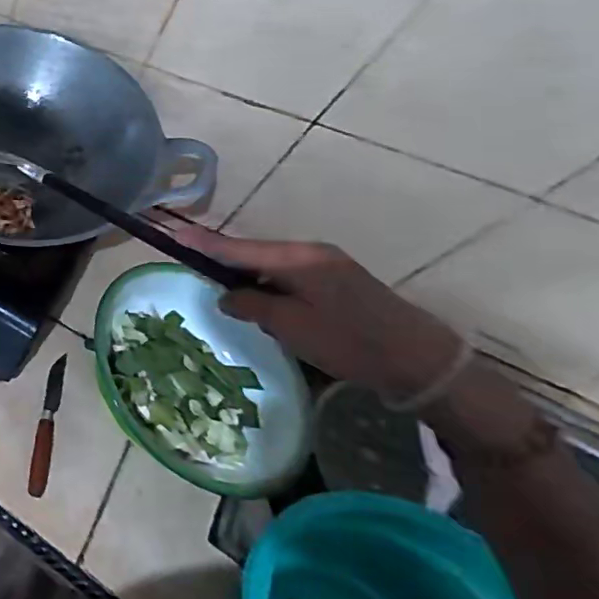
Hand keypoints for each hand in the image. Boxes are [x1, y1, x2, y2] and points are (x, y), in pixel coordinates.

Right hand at [168, 225, 464, 399]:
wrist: (425, 364)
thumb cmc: (351, 342)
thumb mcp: (292, 327)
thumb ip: (252, 305)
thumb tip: (227, 296)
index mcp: (297, 258)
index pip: (238, 248)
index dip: (203, 243)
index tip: (173, 234)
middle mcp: (311, 253)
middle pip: (254, 254)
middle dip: (224, 261)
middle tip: (193, 267)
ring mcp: (329, 267)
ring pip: (273, 267)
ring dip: (250, 278)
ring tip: (226, 293)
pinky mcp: (340, 283)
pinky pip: (291, 278)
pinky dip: (272, 287)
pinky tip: (265, 305)